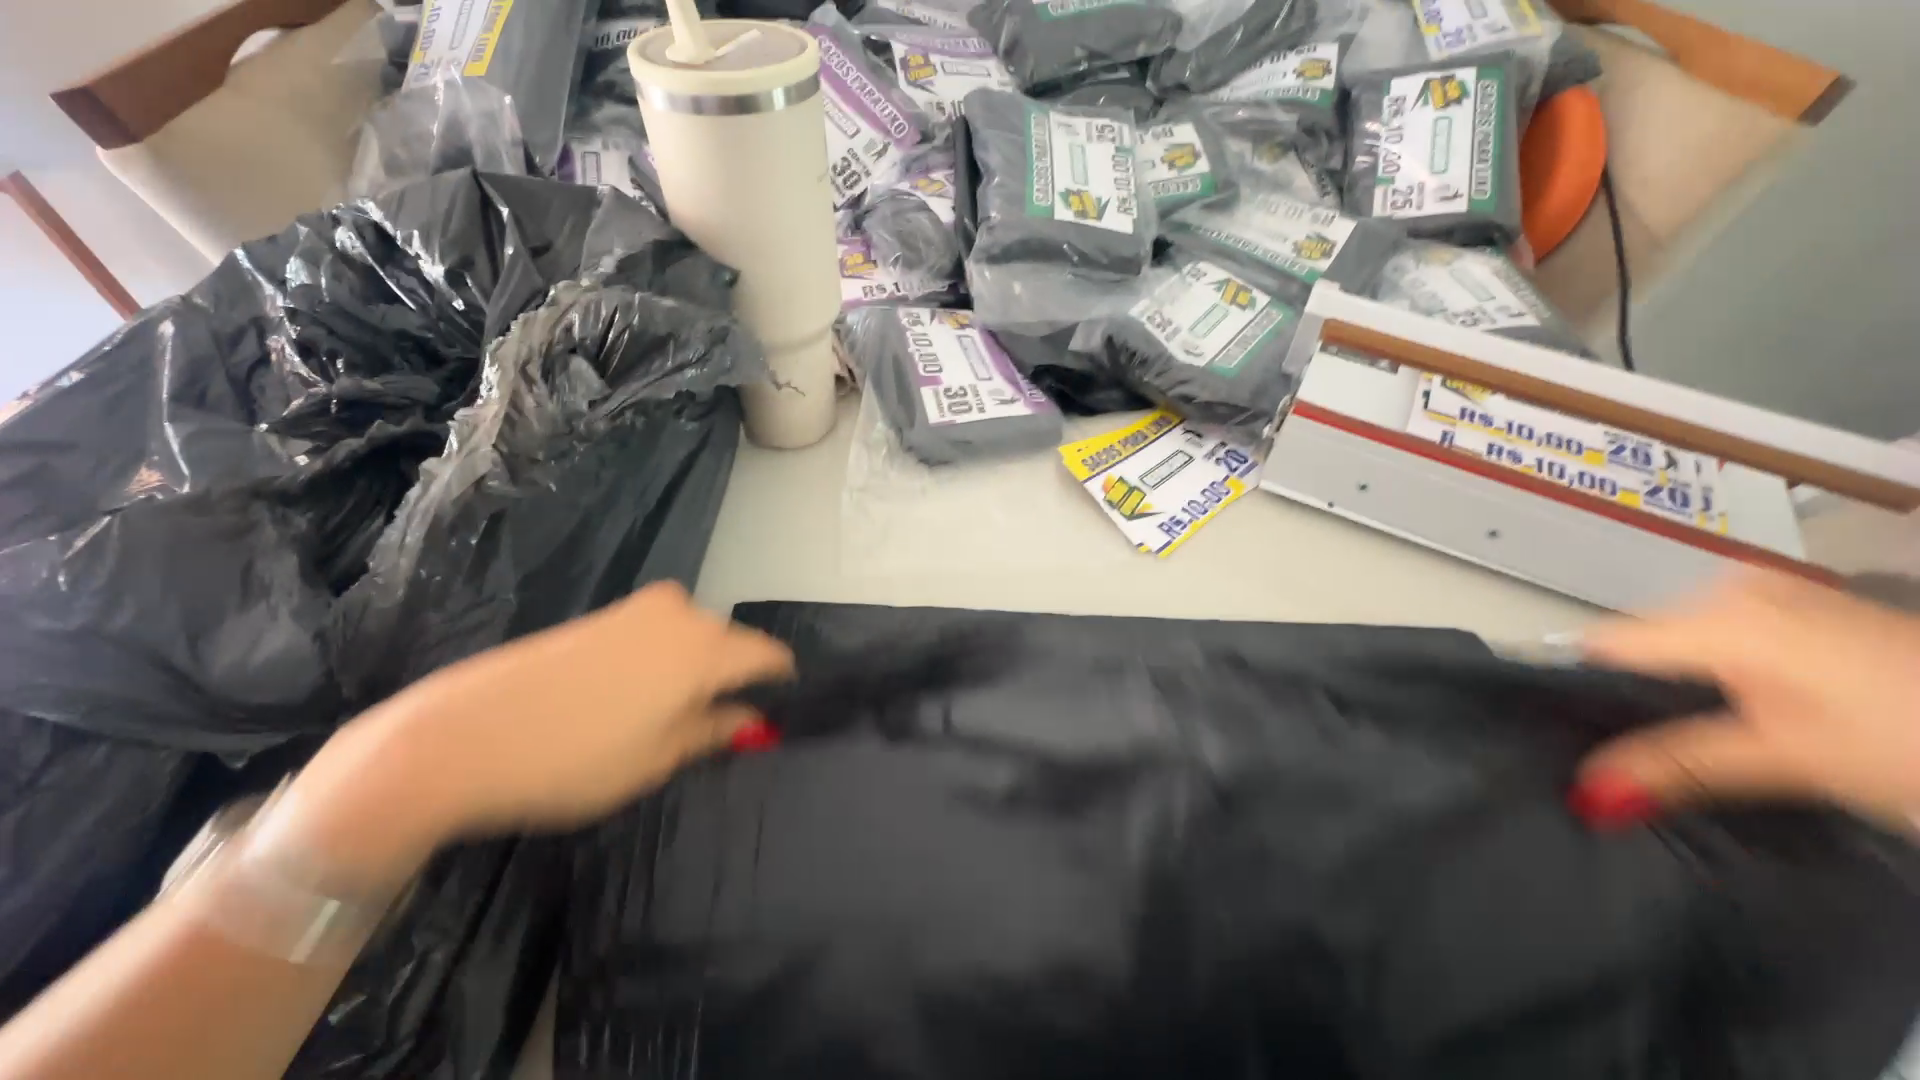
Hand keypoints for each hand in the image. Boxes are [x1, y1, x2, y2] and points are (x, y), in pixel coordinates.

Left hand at [255, 584, 793, 886]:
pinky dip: (660, 660)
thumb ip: (713, 731)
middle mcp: (677, 614)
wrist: (457, 738)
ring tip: (674, 718)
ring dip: (695, 669)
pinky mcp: (595, 617)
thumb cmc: (573, 760)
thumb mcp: (657, 759)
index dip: (780, 686)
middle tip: (723, 728)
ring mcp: (631, 611)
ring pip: (689, 635)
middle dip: (734, 678)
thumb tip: (752, 720)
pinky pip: (653, 633)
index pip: (767, 655)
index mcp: (703, 648)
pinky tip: (630, 701)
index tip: (780, 716)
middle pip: (727, 642)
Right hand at [1570, 571, 1919, 827]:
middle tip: (1625, 764)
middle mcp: (1738, 589)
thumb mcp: (1790, 761)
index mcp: (1722, 614)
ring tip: (1674, 752)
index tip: (1559, 743)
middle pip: (1645, 646)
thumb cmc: (1916, 744)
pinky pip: (1725, 644)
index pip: (1604, 644)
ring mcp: (1779, 597)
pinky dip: (1713, 685)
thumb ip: (1678, 768)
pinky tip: (1729, 726)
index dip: (1577, 692)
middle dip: (1631, 701)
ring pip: (1685, 648)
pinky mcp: (1810, 615)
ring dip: (1673, 698)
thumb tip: (1584, 796)